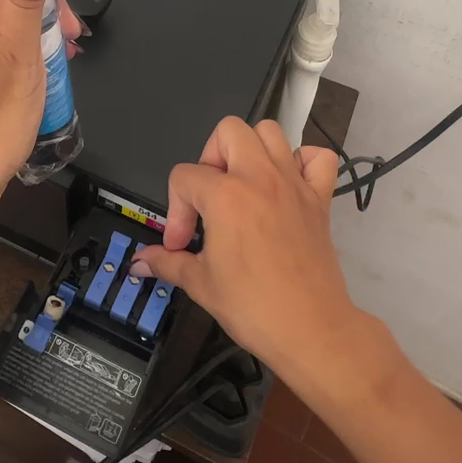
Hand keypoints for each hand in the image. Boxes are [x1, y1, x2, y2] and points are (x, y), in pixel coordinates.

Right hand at [130, 118, 360, 377]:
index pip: (184, 176)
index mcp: (225, 196)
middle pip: (229, 131)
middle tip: (210, 196)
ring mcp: (293, 184)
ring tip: (243, 185)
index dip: (175, 210)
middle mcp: (260, 178)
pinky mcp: (320, 199)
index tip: (179, 243)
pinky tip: (287, 184)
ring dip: (252, 150)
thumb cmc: (254, 308)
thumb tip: (141, 261)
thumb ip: (168, 263)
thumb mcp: (201, 284)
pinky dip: (303, 161)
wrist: (311, 331)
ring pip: (271, 132)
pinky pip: (319, 157)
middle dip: (211, 157)